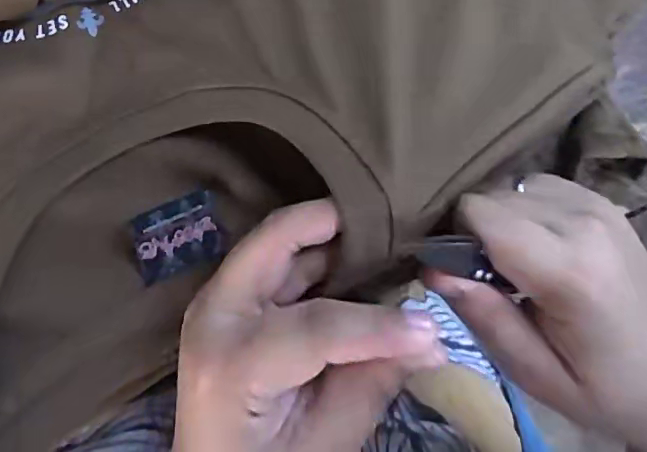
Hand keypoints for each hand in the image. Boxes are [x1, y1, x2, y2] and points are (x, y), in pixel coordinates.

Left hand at [175, 200, 446, 451]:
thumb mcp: (322, 444)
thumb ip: (370, 384)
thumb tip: (429, 339)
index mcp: (233, 362)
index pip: (316, 325)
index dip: (378, 324)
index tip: (430, 326)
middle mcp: (215, 312)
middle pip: (277, 238)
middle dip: (332, 219)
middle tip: (386, 217)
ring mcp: (216, 299)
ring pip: (275, 240)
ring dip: (327, 234)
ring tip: (379, 238)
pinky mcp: (226, 296)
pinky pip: (274, 260)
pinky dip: (314, 253)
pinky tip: (352, 260)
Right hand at [426, 175, 646, 451]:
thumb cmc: (602, 388)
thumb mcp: (537, 374)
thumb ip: (485, 317)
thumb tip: (432, 267)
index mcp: (571, 269)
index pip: (479, 211)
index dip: (459, 237)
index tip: (467, 275)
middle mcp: (584, 221)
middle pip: (492, 196)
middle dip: (480, 230)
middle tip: (496, 278)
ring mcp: (595, 202)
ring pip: (510, 185)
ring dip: (503, 217)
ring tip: (521, 262)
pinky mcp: (600, 197)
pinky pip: (535, 183)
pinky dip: (525, 208)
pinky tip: (543, 243)